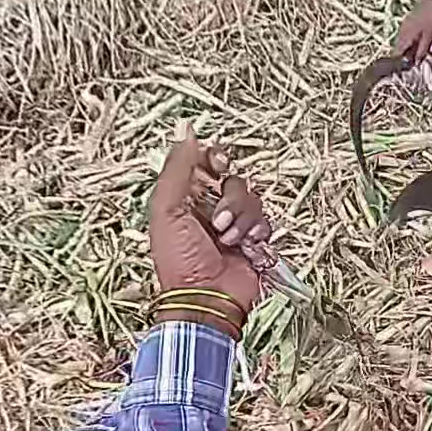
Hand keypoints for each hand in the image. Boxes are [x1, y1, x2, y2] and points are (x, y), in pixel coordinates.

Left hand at [148, 129, 269, 332]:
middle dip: (229, 199)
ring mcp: (234, 225)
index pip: (207, 164)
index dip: (216, 160)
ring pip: (251, 199)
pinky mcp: (254, 241)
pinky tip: (245, 247)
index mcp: (186, 199)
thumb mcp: (167, 210)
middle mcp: (211, 209)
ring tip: (229, 240)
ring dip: (241, 218)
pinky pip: (264, 220)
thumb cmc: (179, 261)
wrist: (206, 298)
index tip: (218, 166)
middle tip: (218, 221)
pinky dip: (256, 231)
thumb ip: (177, 169)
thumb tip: (188, 133)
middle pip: (233, 180)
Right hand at [391, 0, 431, 64]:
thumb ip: (421, 52)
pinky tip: (416, 43)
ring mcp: (402, 28)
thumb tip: (416, 63)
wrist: (429, 0)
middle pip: (398, 50)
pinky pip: (404, 38)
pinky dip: (408, 43)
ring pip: (401, 44)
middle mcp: (401, 34)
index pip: (396, 55)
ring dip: (406, 50)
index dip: (400, 63)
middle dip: (404, 57)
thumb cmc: (429, 19)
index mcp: (405, 38)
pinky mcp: (405, 25)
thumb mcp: (428, 38)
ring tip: (416, 52)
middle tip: (413, 60)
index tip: (406, 67)